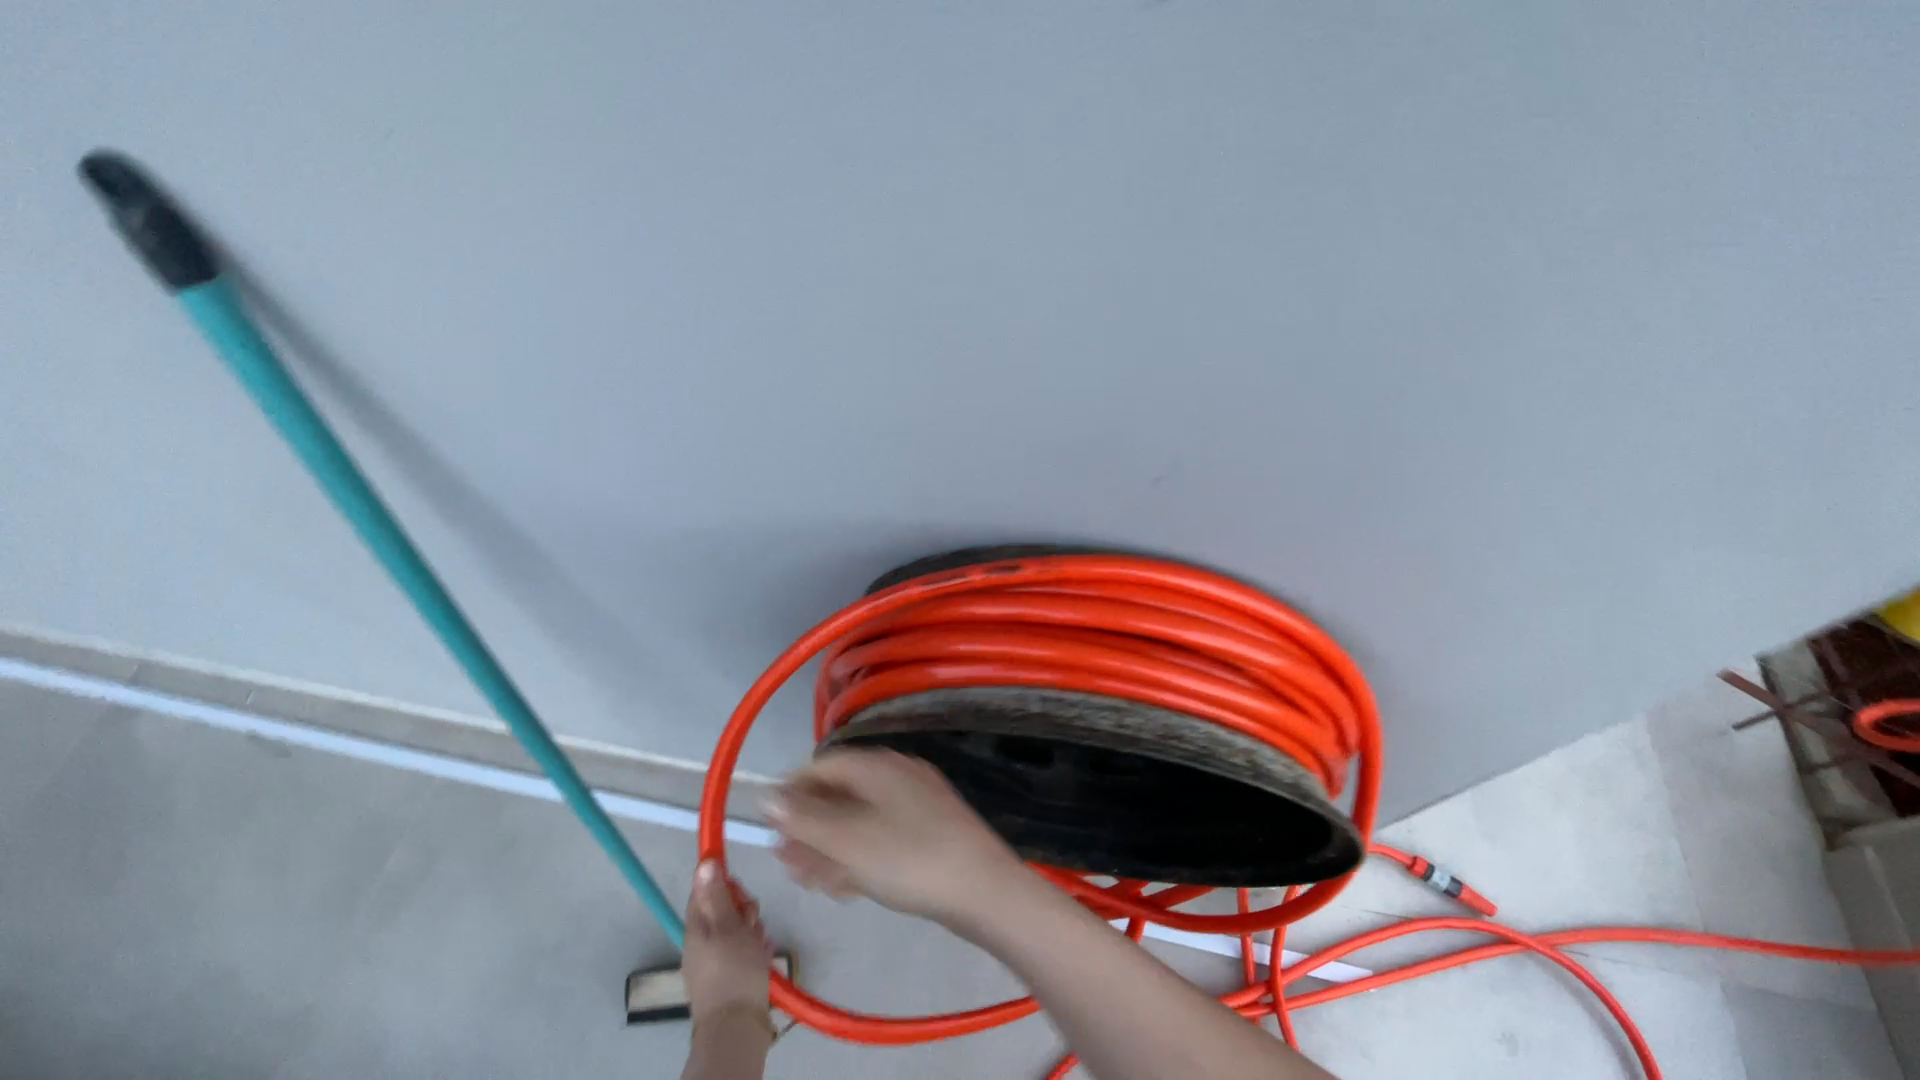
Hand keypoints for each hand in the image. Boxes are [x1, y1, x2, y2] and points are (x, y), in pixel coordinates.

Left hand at [682, 860, 771, 1024]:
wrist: (736, 1028)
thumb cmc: (733, 971)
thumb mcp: (728, 927)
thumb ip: (718, 896)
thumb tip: (704, 862)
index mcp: (696, 928)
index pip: (704, 891)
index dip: (723, 883)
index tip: (740, 891)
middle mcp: (701, 943)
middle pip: (723, 910)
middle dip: (744, 909)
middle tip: (753, 919)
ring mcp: (714, 962)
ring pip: (736, 930)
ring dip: (752, 929)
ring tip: (761, 941)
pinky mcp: (729, 978)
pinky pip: (742, 952)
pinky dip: (754, 949)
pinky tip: (764, 955)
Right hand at [767, 748, 1028, 922]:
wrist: (984, 890)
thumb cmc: (908, 859)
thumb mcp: (847, 840)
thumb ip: (803, 818)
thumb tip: (768, 795)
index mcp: (876, 766)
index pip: (820, 766)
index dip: (791, 793)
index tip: (770, 827)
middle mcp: (896, 775)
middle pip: (839, 794)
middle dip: (809, 828)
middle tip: (788, 864)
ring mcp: (916, 804)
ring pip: (860, 820)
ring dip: (830, 848)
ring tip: (811, 882)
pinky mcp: (930, 833)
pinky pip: (883, 837)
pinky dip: (860, 856)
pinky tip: (846, 886)